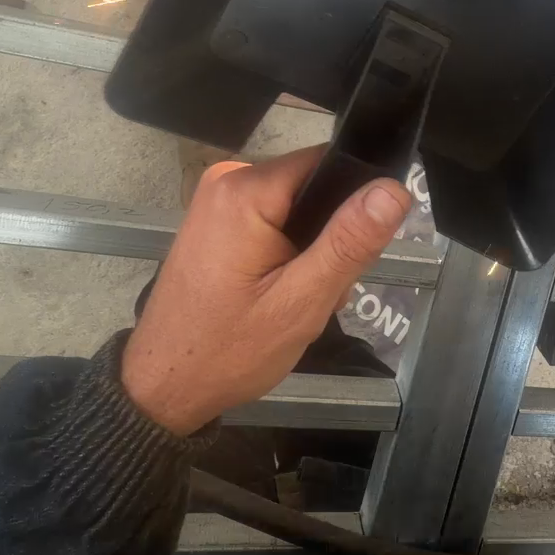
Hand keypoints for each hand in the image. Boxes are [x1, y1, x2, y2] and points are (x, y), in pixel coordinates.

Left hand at [121, 148, 412, 433]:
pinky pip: (275, 216)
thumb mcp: (301, 301)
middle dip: (333, 234)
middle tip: (328, 288)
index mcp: (246, 189)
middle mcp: (228, 178)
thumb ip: (349, 241)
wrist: (160, 391)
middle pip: (314, 184)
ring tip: (305, 296)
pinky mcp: (217, 218)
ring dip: (313, 246)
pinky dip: (290, 249)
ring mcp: (218, 198)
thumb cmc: (227, 350)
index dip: (355, 200)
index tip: (358, 249)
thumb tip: (394, 190)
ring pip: (298, 203)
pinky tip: (285, 288)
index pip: (328, 163)